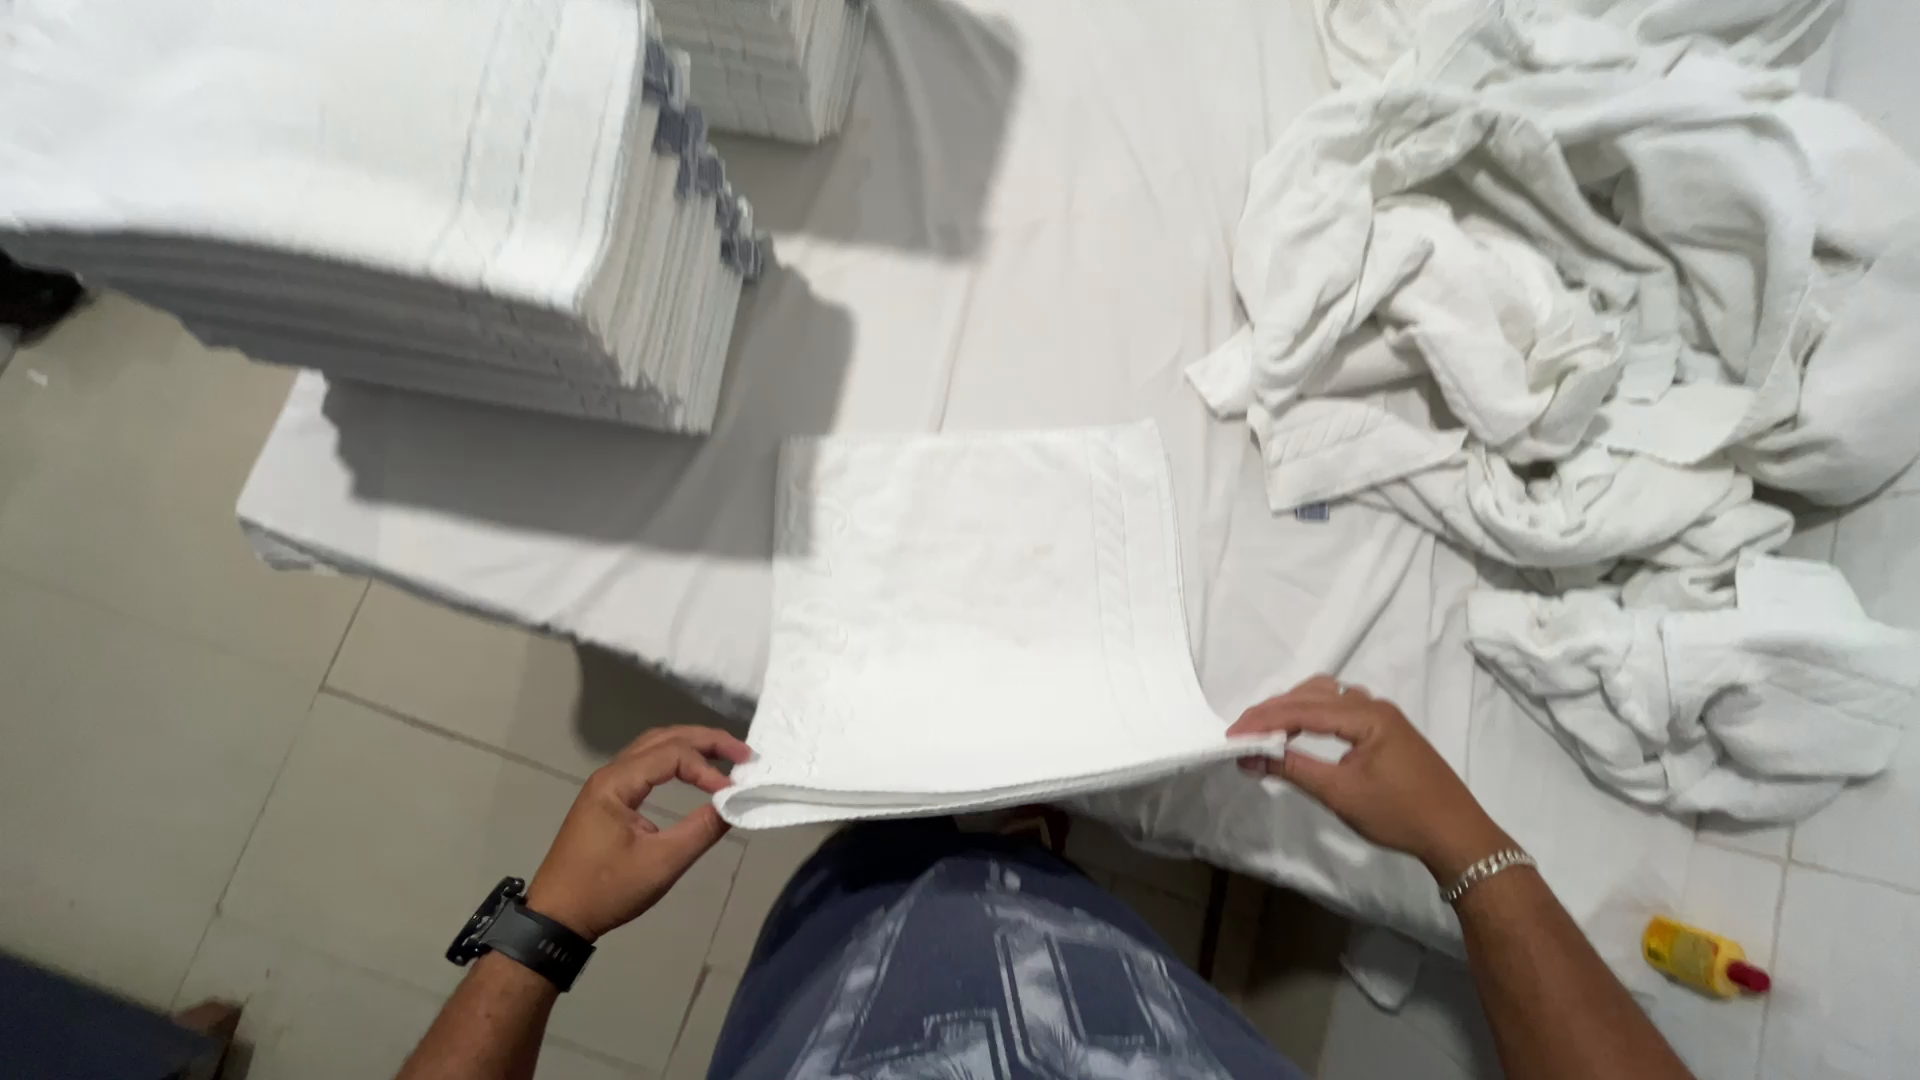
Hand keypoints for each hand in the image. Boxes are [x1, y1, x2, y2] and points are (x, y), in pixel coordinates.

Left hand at [525, 726, 751, 940]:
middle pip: (665, 738)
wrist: (555, 921)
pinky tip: (695, 771)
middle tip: (743, 754)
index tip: (731, 793)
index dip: (707, 769)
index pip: (673, 755)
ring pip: (655, 746)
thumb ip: (702, 829)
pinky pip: (648, 763)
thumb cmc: (606, 890)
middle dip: (707, 741)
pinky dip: (677, 759)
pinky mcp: (610, 799)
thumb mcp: (661, 863)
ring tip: (726, 756)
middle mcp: (611, 774)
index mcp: (617, 783)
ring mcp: (608, 785)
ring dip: (692, 746)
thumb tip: (736, 803)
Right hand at [1228, 676, 1510, 881]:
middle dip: (1272, 711)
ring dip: (1290, 707)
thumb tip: (1248, 757)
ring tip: (1264, 729)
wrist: (1458, 837)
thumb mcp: (1339, 793)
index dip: (1263, 721)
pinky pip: (1337, 707)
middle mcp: (1373, 705)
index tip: (1232, 736)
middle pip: (1310, 695)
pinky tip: (1299, 729)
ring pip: (1324, 696)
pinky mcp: (1384, 729)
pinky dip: (1310, 713)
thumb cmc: (1400, 815)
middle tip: (1241, 732)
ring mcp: (1381, 715)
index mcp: (1366, 715)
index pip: (1302, 709)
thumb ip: (1292, 768)